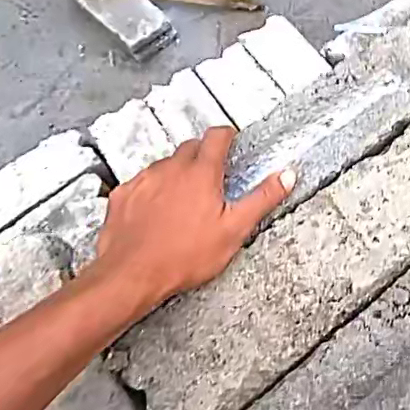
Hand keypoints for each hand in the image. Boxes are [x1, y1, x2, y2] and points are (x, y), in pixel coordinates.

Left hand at [88, 127, 291, 308]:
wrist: (132, 274)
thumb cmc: (182, 256)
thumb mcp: (233, 230)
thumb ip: (261, 199)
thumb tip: (284, 177)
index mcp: (201, 173)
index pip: (217, 136)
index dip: (227, 135)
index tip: (230, 140)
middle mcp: (171, 169)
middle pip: (191, 147)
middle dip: (202, 157)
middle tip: (210, 180)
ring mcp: (144, 179)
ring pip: (165, 165)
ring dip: (176, 175)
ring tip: (183, 203)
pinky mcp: (125, 193)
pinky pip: (142, 182)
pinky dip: (151, 191)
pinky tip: (156, 213)